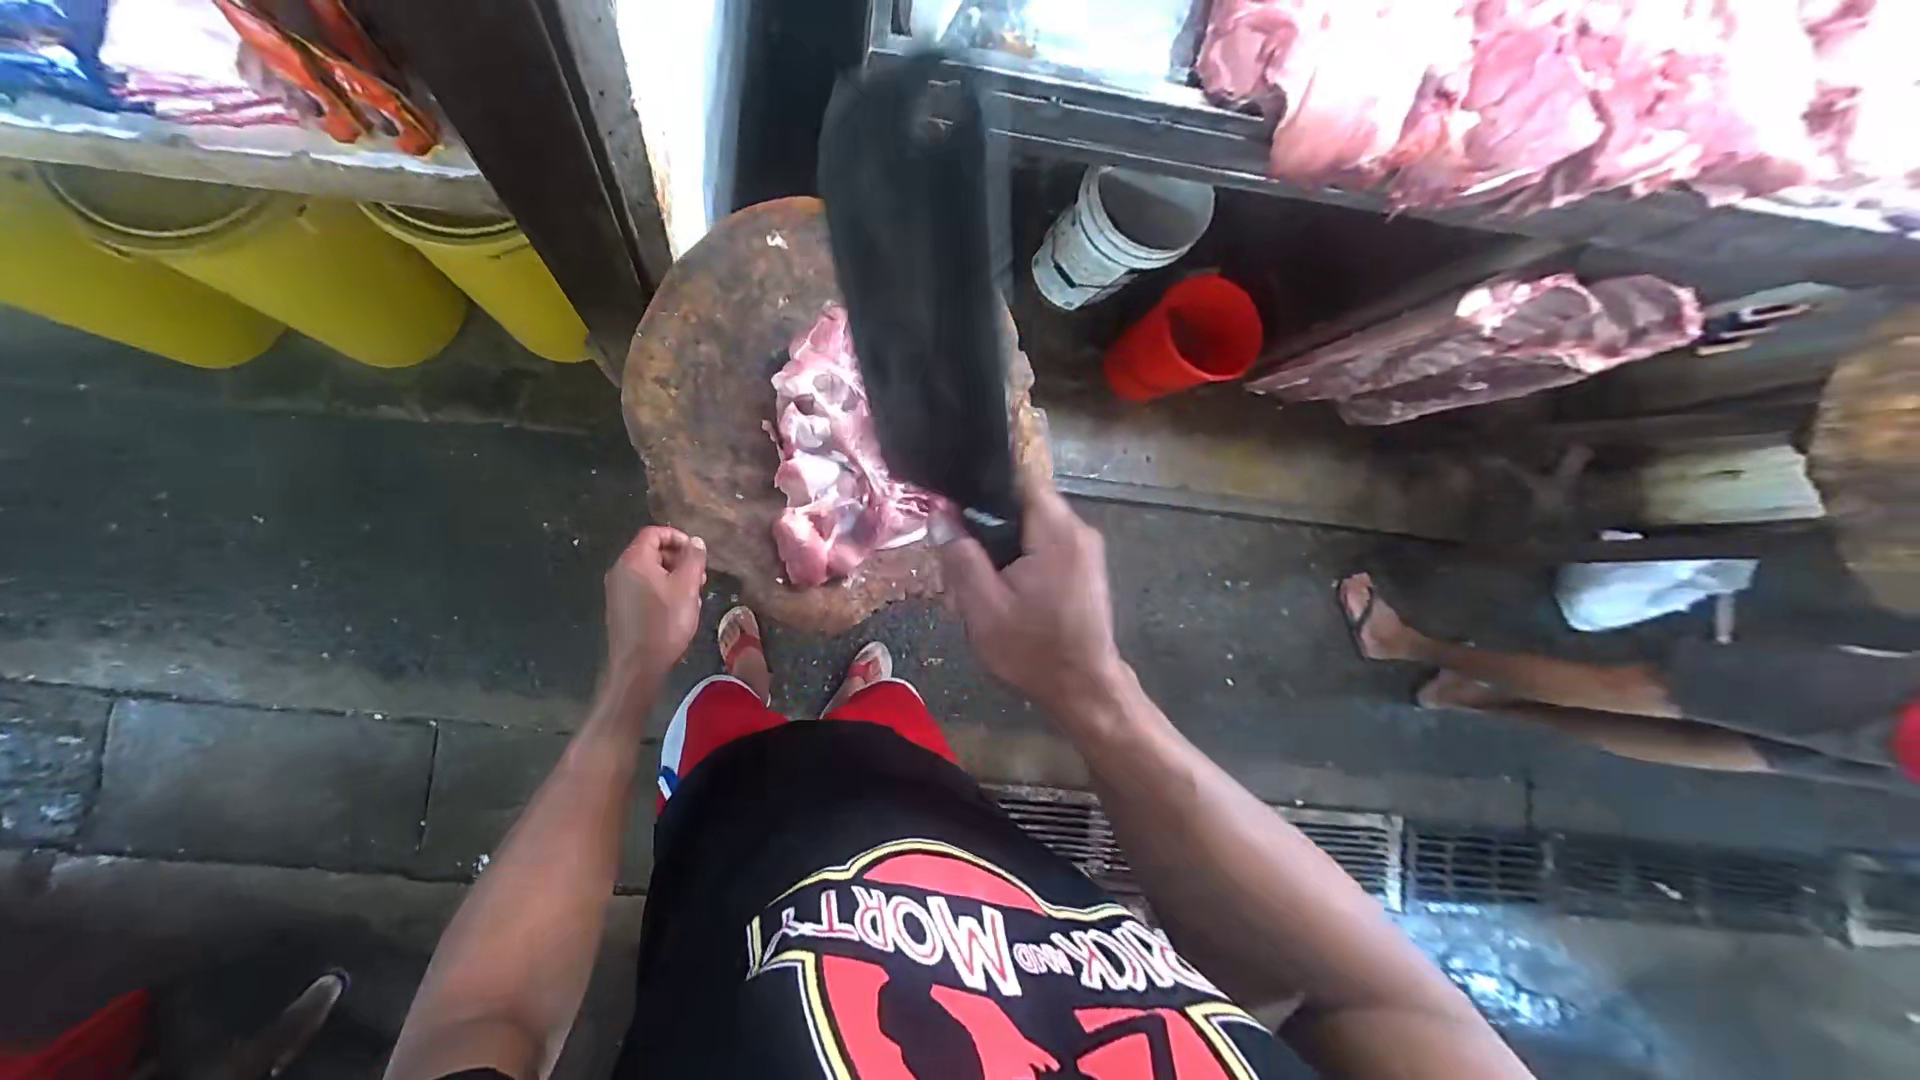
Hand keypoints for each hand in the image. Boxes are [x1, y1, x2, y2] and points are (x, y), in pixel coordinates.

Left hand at [604, 526, 706, 684]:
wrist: (638, 664)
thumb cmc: (665, 621)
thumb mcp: (687, 586)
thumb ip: (693, 558)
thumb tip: (695, 541)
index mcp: (634, 560)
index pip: (653, 533)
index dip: (677, 537)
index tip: (697, 551)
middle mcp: (620, 570)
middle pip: (651, 551)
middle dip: (678, 558)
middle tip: (699, 575)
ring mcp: (617, 589)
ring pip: (649, 570)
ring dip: (673, 574)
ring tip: (693, 593)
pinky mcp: (621, 606)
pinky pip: (643, 586)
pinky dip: (662, 587)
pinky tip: (677, 606)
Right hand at [939, 473, 1126, 721]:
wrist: (1084, 690)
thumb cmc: (1033, 650)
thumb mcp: (983, 607)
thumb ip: (960, 556)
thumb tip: (940, 515)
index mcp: (1056, 531)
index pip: (1018, 477)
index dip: (983, 483)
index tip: (953, 500)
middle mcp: (1077, 530)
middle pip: (1023, 502)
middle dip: (987, 521)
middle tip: (957, 548)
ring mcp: (1085, 549)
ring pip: (1032, 526)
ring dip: (1002, 543)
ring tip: (976, 573)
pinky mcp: (1085, 567)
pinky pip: (1045, 544)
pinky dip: (1020, 556)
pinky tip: (1001, 585)